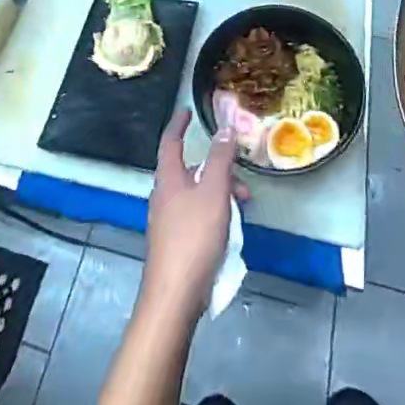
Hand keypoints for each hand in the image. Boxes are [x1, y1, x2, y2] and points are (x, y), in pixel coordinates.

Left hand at [141, 109, 247, 316]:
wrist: (174, 294)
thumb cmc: (194, 237)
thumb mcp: (213, 193)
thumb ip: (220, 160)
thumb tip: (224, 128)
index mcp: (168, 178)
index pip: (170, 141)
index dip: (179, 124)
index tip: (187, 110)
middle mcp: (162, 194)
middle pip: (188, 170)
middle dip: (215, 168)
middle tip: (240, 179)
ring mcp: (166, 219)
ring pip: (194, 194)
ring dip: (218, 193)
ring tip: (242, 208)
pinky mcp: (173, 241)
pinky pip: (194, 214)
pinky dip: (212, 212)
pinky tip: (229, 230)